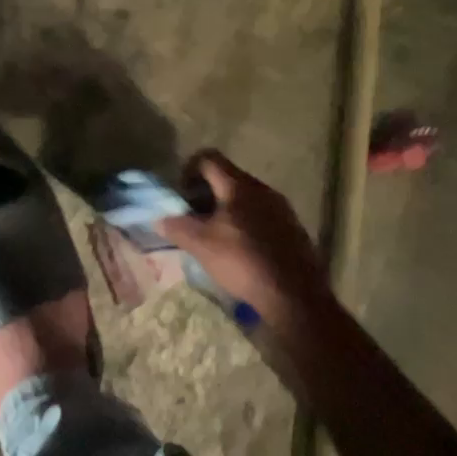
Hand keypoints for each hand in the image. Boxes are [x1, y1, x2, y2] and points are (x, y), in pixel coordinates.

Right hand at [159, 150, 328, 320]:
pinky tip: (243, 252)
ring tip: (218, 237)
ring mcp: (283, 210)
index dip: (188, 170)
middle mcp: (263, 190)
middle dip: (207, 193)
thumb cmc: (243, 262)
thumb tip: (159, 219)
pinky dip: (247, 225)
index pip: (208, 158)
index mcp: (239, 186)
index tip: (182, 195)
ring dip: (227, 210)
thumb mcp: (200, 245)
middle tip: (196, 218)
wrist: (297, 298)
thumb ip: (176, 227)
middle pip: (228, 178)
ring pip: (247, 198)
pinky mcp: (295, 231)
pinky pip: (264, 216)